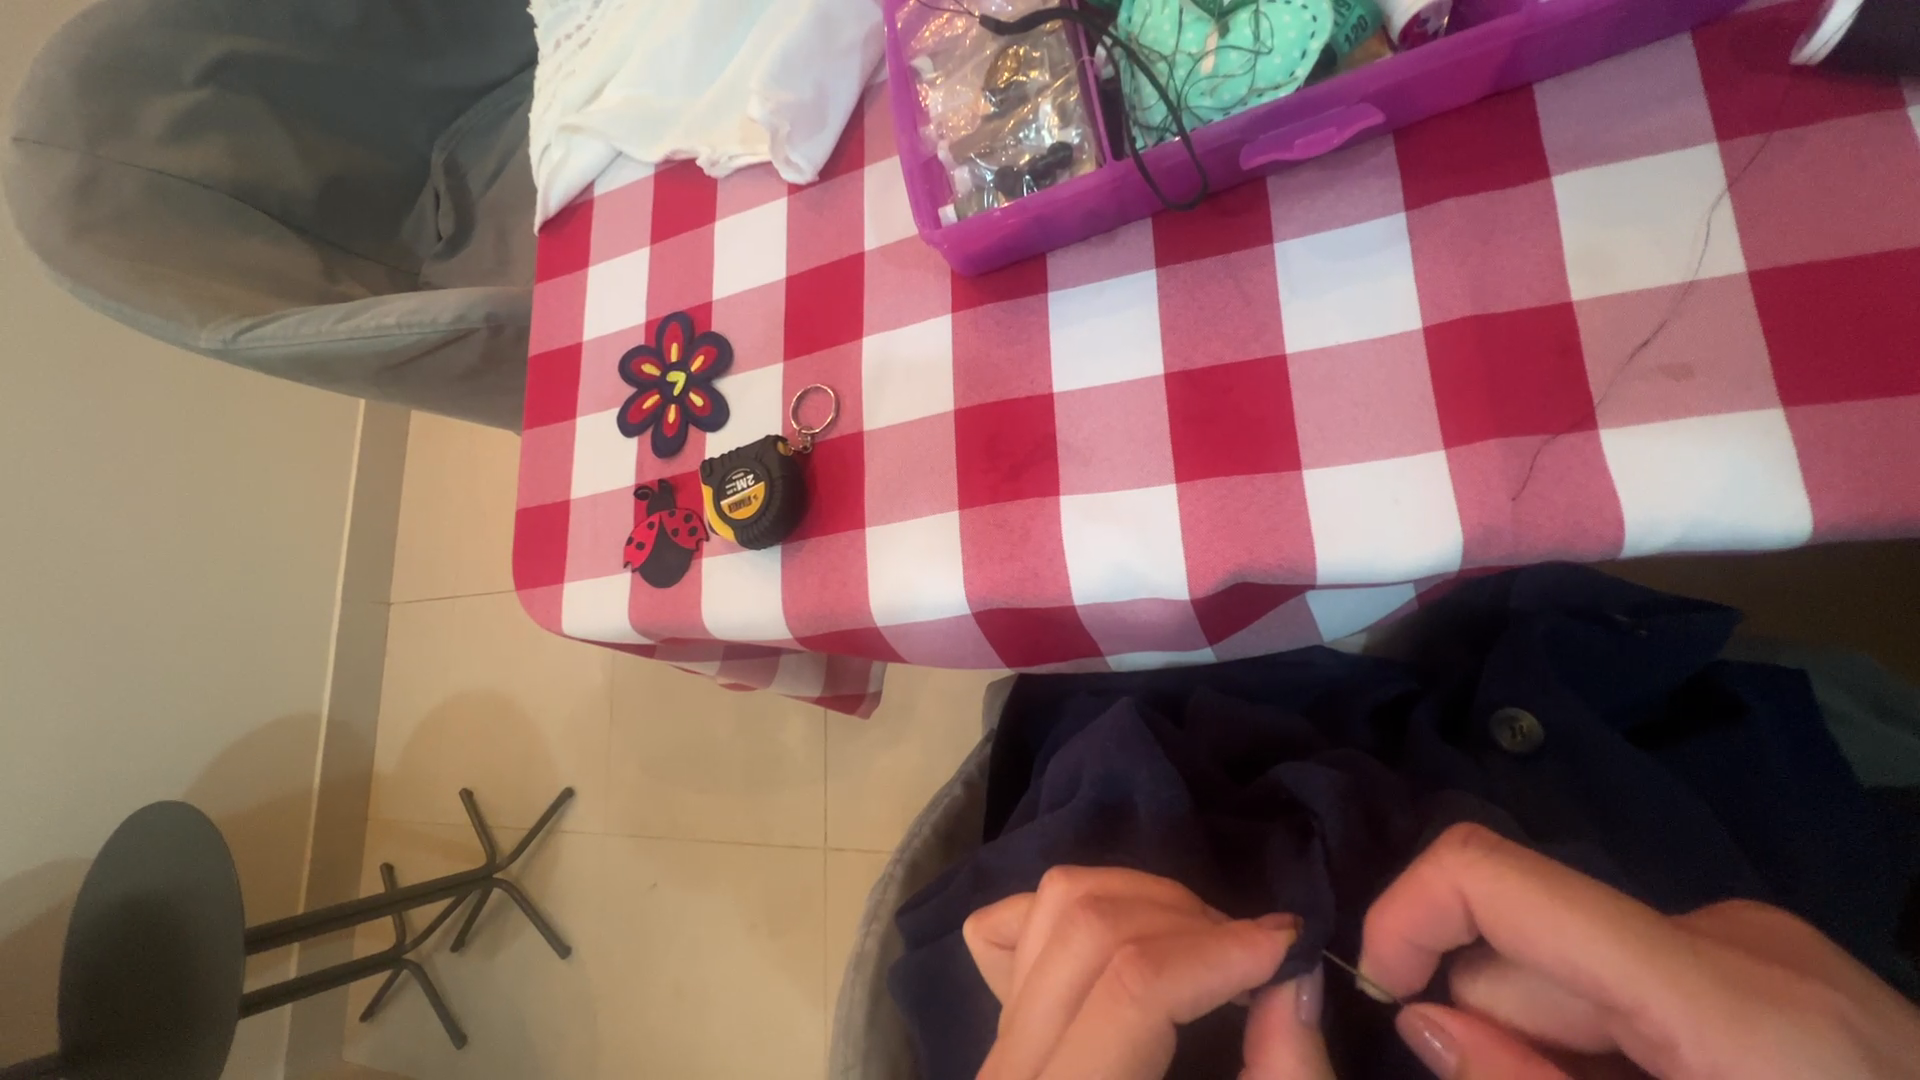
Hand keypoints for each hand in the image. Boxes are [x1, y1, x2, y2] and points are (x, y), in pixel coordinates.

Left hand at [962, 866, 1333, 1079]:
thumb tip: (1293, 973)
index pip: (1132, 987)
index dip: (1219, 952)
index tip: (1291, 943)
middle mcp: (1010, 1071)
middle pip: (1087, 929)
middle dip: (1188, 920)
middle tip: (1257, 951)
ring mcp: (995, 1045)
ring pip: (1051, 907)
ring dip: (1143, 899)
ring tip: (1209, 939)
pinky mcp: (999, 1031)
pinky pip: (1008, 929)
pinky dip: (1070, 909)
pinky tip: (1129, 938)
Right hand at [1359, 823, 1919, 1078]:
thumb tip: (1418, 1017)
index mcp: (1729, 997)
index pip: (1489, 873)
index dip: (1403, 913)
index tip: (1379, 995)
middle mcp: (1737, 940)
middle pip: (1528, 934)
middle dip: (1490, 1014)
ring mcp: (1769, 953)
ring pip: (1576, 963)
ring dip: (1549, 1037)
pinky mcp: (1782, 977)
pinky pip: (1634, 985)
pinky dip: (1604, 1042)